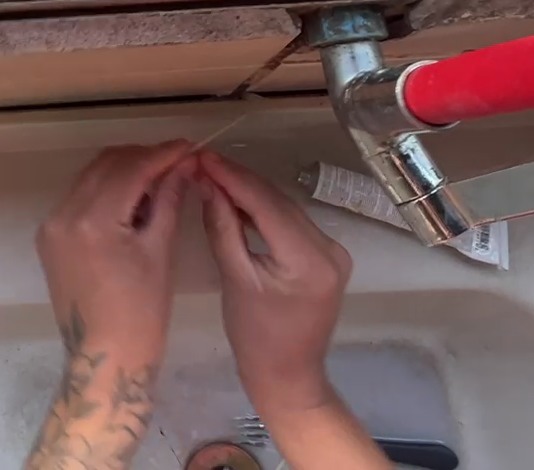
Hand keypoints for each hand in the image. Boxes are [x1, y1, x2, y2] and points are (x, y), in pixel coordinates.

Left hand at [35, 141, 194, 367]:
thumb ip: (169, 198)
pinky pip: (79, 195)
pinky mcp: (49, 234)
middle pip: (107, 164)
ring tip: (158, 177)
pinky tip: (131, 198)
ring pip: (91, 175)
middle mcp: (65, 213)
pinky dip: (105, 188)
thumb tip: (185, 162)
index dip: (162, 154)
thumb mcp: (160, 251)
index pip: (131, 169)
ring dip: (123, 169)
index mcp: (94, 220)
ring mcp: (52, 223)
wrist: (105, 359)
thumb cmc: (142, 312)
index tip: (189, 146)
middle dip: (143, 157)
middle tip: (176, 161)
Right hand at [198, 151, 353, 418]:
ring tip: (212, 174)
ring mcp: (332, 251)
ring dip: (248, 191)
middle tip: (201, 162)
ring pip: (282, 207)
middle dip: (237, 180)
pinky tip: (235, 198)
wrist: (286, 376)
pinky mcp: (325, 254)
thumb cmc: (254, 336)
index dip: (232, 177)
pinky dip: (261, 209)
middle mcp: (329, 249)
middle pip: (276, 202)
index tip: (202, 156)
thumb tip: (205, 180)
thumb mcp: (233, 277)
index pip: (266, 204)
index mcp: (310, 260)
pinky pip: (288, 221)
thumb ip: (221, 225)